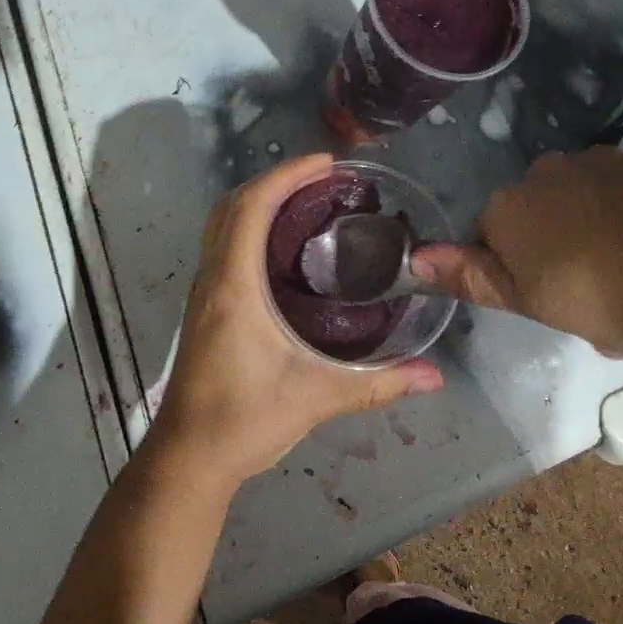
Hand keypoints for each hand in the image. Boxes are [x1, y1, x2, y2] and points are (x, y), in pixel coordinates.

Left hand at [147, 154, 444, 486]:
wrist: (188, 459)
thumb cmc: (244, 420)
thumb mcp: (316, 397)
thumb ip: (378, 384)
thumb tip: (434, 376)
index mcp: (233, 285)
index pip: (252, 207)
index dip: (287, 175)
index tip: (326, 165)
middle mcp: (212, 277)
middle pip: (233, 204)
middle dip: (276, 180)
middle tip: (324, 179)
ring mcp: (203, 291)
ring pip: (223, 223)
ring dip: (259, 200)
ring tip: (308, 201)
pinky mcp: (204, 306)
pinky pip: (223, 243)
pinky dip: (250, 225)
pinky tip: (285, 245)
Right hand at [411, 148, 622, 354]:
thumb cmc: (614, 298)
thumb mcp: (537, 305)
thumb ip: (476, 278)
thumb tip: (414, 257)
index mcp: (506, 209)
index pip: (487, 241)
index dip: (513, 277)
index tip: (546, 304)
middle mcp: (540, 174)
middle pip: (530, 218)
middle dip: (548, 251)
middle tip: (587, 299)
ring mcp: (594, 163)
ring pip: (573, 206)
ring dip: (586, 233)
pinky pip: (614, 196)